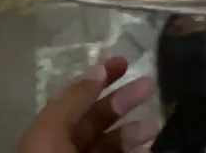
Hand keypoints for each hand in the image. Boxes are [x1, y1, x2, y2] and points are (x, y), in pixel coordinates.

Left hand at [17, 56, 158, 152]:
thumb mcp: (52, 134)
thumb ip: (74, 101)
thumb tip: (97, 70)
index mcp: (49, 136)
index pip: (77, 100)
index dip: (99, 78)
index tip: (125, 62)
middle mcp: (67, 152)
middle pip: (98, 121)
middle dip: (123, 101)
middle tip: (150, 86)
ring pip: (113, 147)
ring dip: (135, 132)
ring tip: (156, 125)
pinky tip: (153, 149)